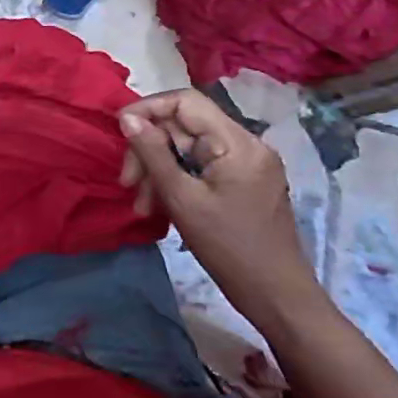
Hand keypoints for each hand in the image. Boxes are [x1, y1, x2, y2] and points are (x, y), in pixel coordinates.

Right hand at [118, 90, 322, 319]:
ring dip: (160, 169)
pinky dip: (179, 181)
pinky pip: (203, 167)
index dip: (148, 109)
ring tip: (141, 205)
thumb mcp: (182, 200)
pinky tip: (161, 206)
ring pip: (191, 149)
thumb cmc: (228, 248)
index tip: (120, 132)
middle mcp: (247, 144)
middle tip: (127, 183)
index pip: (186, 101)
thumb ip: (153, 154)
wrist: (277, 296)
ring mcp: (248, 164)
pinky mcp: (246, 182)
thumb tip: (127, 119)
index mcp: (237, 142)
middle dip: (151, 149)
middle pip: (185, 127)